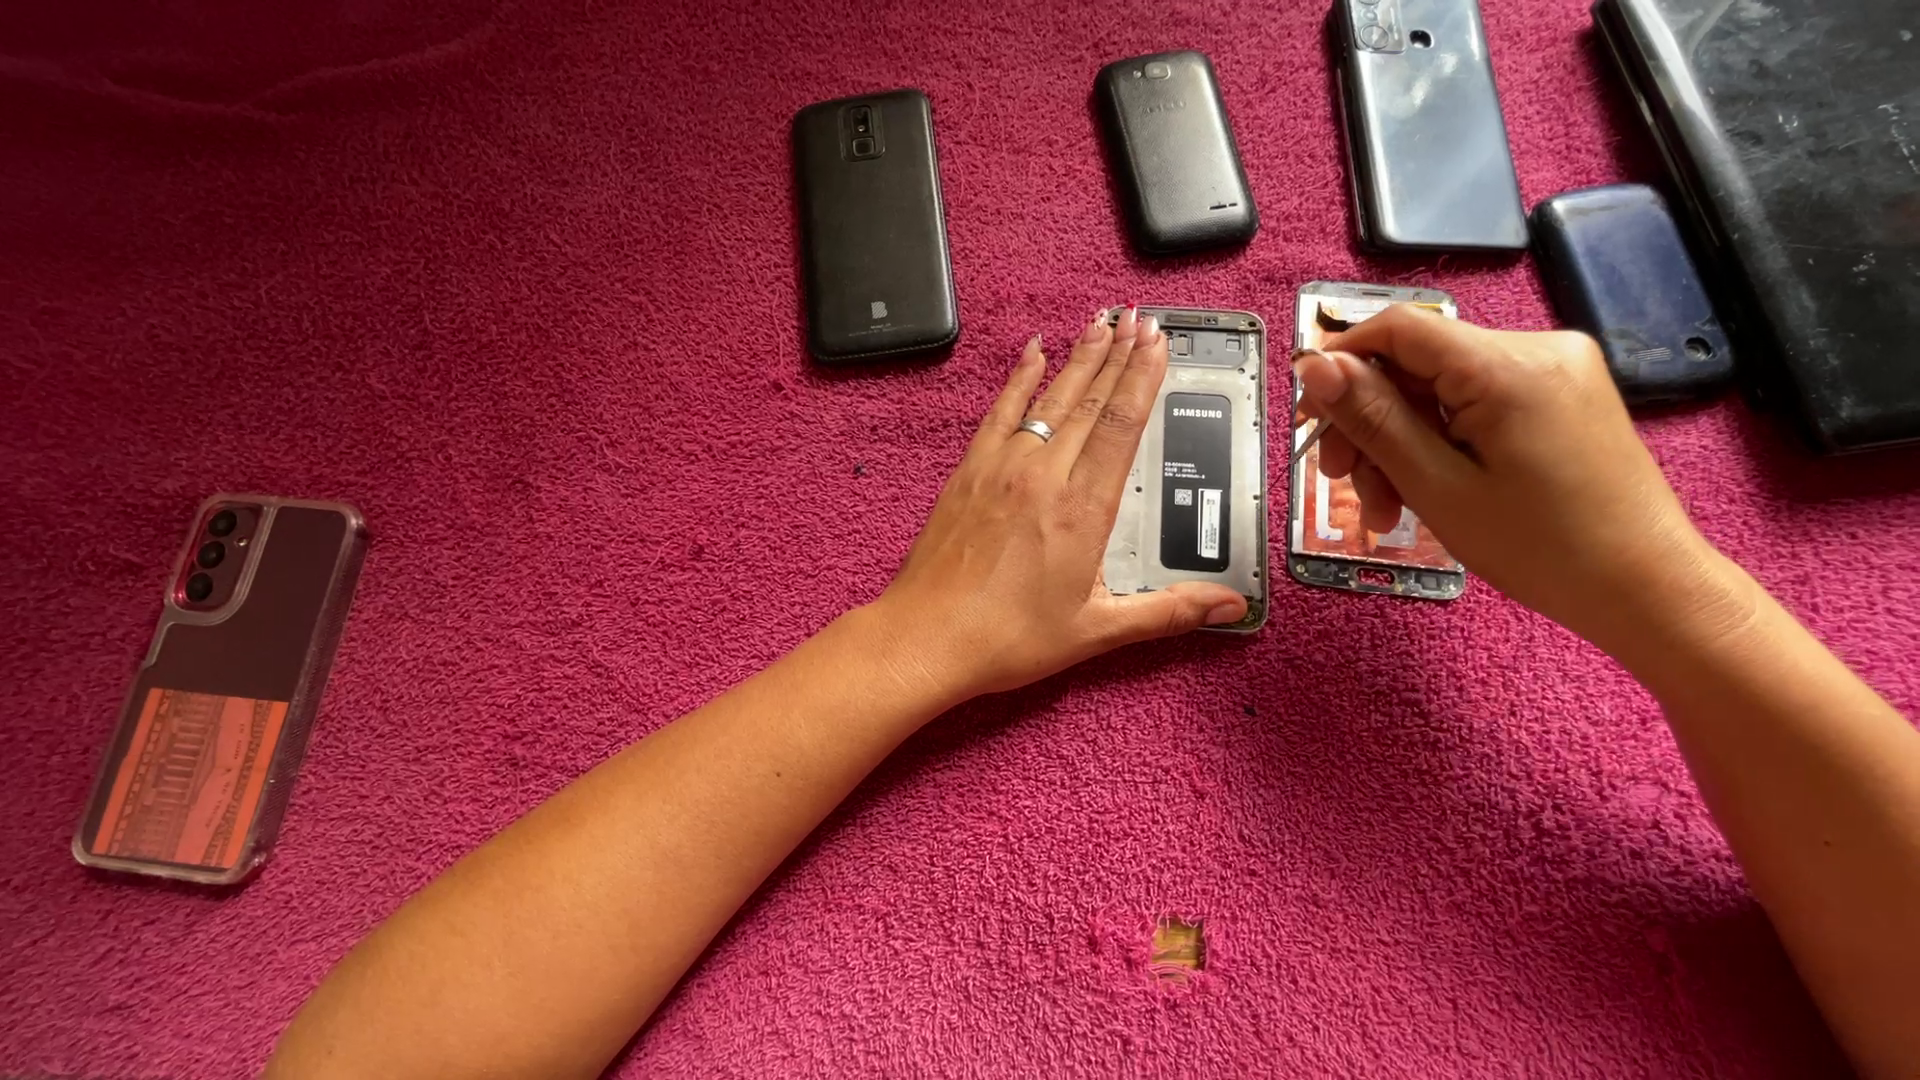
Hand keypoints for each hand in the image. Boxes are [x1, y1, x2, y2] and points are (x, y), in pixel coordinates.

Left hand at [875, 306, 1247, 700]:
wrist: (928, 636)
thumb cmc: (1008, 637)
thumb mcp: (1097, 629)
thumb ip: (1167, 611)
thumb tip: (1227, 606)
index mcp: (1083, 510)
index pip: (1122, 425)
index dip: (1143, 379)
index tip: (1158, 344)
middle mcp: (1043, 477)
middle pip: (1090, 401)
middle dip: (1119, 356)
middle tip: (1139, 320)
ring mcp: (1001, 468)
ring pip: (1049, 399)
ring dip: (1078, 359)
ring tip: (1101, 324)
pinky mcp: (969, 472)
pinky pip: (999, 412)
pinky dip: (1018, 379)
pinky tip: (1031, 352)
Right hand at [1293, 305, 1732, 648]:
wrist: (1643, 587)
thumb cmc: (1539, 548)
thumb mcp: (1436, 485)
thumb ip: (1372, 418)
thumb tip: (1314, 365)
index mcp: (1509, 366)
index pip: (1398, 328)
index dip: (1340, 362)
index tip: (1309, 419)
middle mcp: (1536, 348)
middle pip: (1414, 364)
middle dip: (1367, 421)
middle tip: (1340, 480)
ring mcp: (1552, 370)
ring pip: (1436, 389)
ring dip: (1396, 442)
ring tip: (1385, 506)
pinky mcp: (1557, 395)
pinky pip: (1469, 404)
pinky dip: (1434, 443)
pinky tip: (1420, 489)